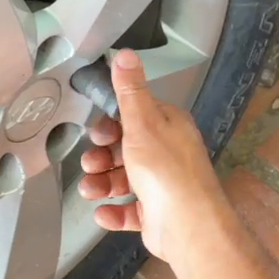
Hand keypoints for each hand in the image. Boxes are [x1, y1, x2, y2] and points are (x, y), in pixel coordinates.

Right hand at [77, 49, 236, 262]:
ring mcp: (164, 185)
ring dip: (102, 183)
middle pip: (126, 148)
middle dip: (102, 156)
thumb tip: (125, 51)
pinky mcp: (158, 214)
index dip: (111, 124)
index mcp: (169, 126)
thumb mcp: (143, 121)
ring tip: (89, 191)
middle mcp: (169, 152)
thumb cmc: (164, 168)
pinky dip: (114, 211)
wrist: (189, 227)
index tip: (96, 133)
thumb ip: (130, 89)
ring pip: (125, 179)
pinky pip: (130, 209)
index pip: (135, 116)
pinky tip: (101, 213)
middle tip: (89, 164)